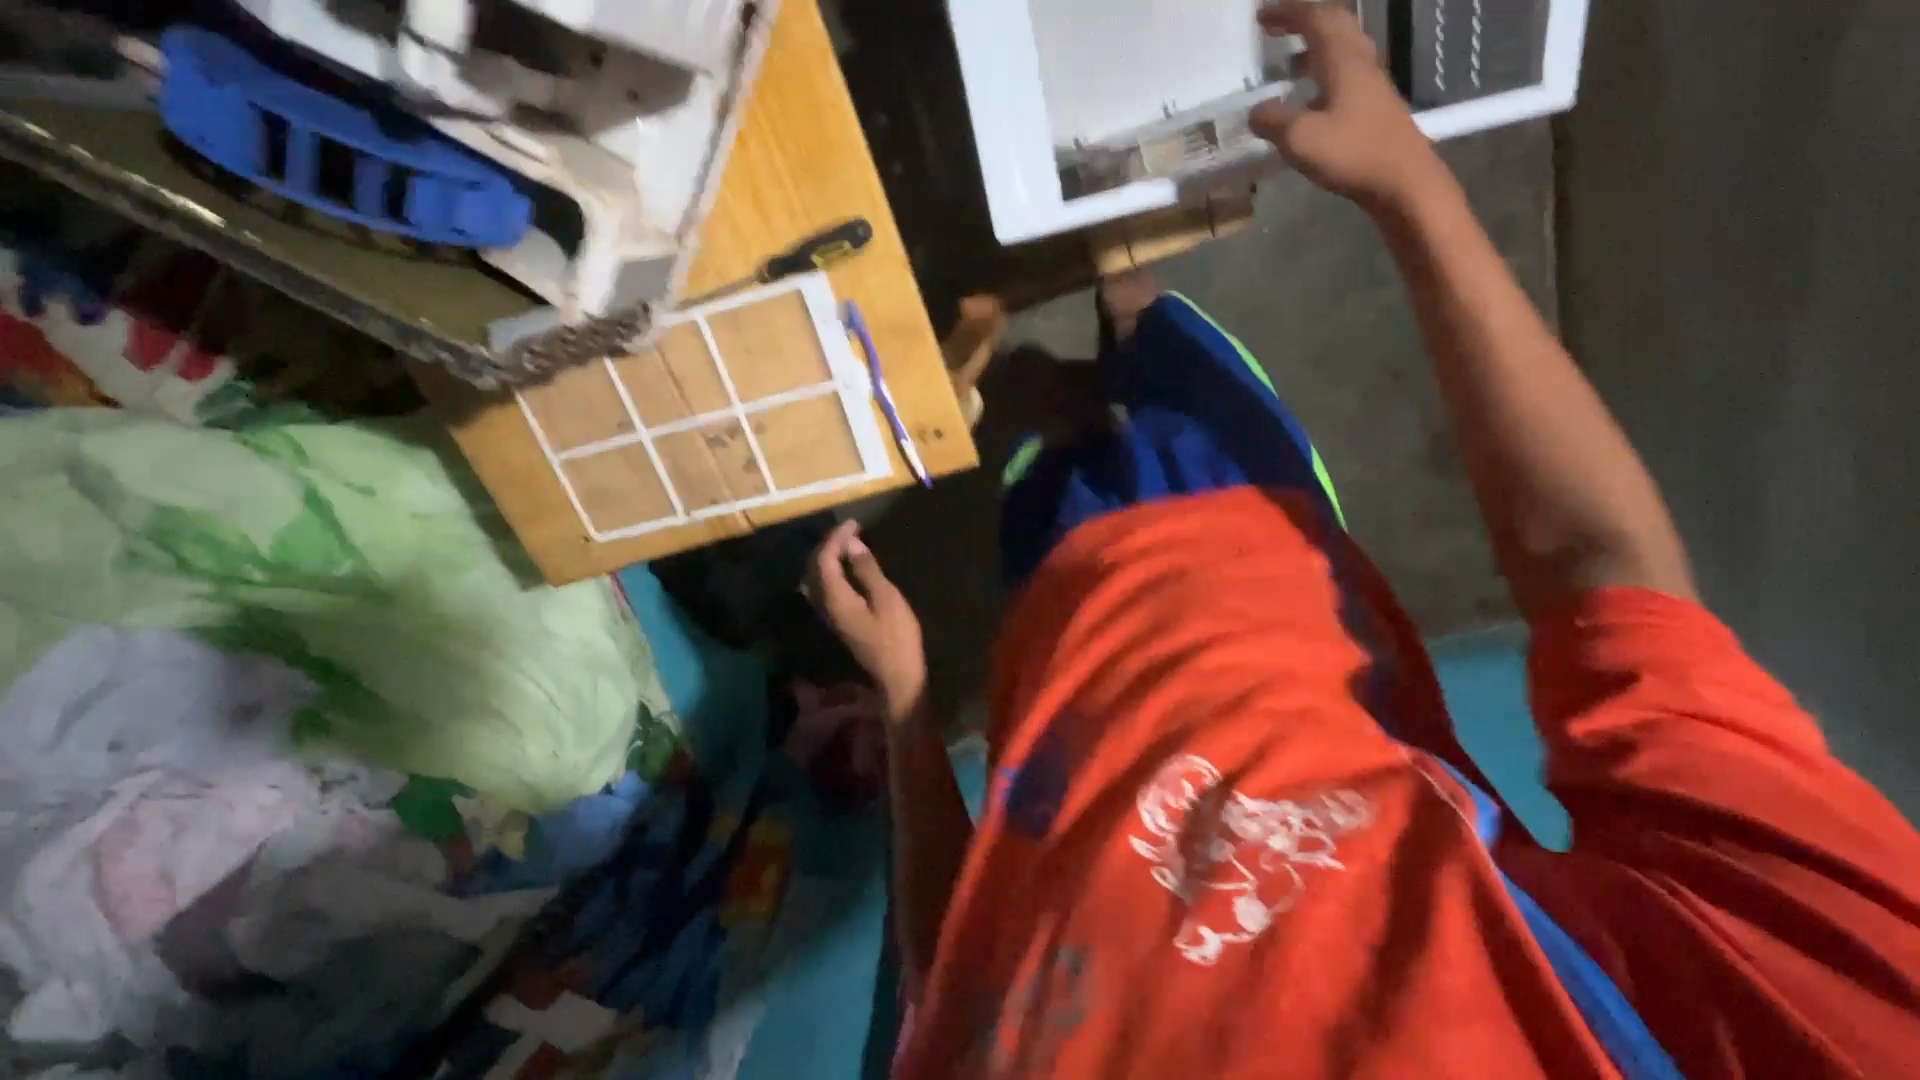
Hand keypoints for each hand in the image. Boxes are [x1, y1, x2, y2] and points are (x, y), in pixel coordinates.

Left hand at [804, 520, 926, 719]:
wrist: (897, 675)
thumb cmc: (897, 636)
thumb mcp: (887, 598)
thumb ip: (867, 570)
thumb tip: (852, 545)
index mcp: (835, 598)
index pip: (824, 559)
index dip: (836, 538)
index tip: (855, 524)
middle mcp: (824, 605)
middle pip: (815, 568)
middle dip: (829, 545)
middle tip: (850, 530)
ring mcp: (828, 615)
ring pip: (815, 578)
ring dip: (826, 557)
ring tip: (845, 545)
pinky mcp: (836, 620)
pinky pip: (822, 588)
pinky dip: (829, 571)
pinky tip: (842, 568)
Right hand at [1249, 2, 1445, 208]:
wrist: (1402, 180)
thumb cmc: (1352, 152)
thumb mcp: (1300, 139)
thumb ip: (1273, 121)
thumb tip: (1256, 111)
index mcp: (1342, 59)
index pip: (1314, 19)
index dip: (1287, 13)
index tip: (1261, 15)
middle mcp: (1360, 61)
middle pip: (1334, 25)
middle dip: (1304, 21)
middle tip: (1277, 27)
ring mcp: (1371, 82)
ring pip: (1343, 48)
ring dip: (1315, 46)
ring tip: (1290, 61)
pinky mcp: (1375, 104)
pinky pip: (1347, 73)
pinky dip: (1324, 72)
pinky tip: (1310, 96)